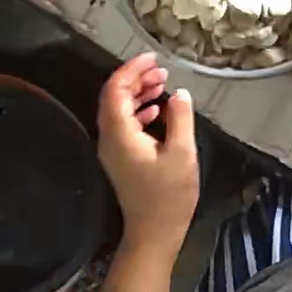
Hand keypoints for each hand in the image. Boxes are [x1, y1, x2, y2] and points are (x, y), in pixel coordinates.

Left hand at [97, 53, 198, 252]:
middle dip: (135, 78)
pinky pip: (124, 125)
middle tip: (161, 69)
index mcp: (119, 134)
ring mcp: (112, 150)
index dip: (132, 69)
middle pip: (113, 97)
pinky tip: (158, 110)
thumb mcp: (182, 153)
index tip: (153, 58)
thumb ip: (180, 118)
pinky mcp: (121, 159)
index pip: (115, 89)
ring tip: (162, 84)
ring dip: (138, 94)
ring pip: (118, 110)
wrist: (153, 233)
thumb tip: (179, 94)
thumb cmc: (169, 196)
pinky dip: (139, 112)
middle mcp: (108, 139)